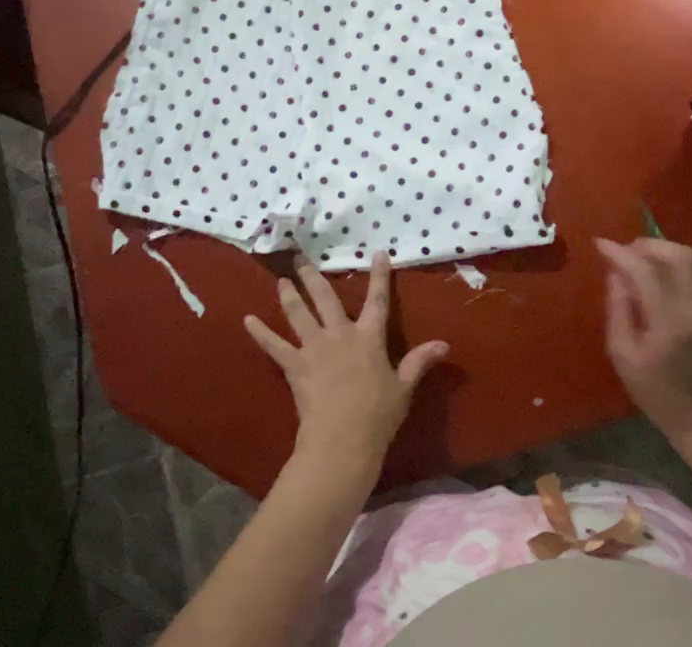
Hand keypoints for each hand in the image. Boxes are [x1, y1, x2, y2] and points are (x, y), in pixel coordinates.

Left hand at [244, 252, 448, 473]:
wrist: (343, 438)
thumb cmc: (378, 414)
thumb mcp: (404, 388)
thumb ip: (419, 361)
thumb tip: (444, 344)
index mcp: (369, 338)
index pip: (378, 300)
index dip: (379, 276)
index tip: (377, 253)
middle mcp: (340, 334)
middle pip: (325, 298)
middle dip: (313, 276)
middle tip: (300, 258)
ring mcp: (314, 348)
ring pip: (298, 314)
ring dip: (289, 296)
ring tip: (281, 281)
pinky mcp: (294, 365)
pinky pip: (274, 345)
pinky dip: (260, 333)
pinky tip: (247, 320)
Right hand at [596, 237, 691, 438]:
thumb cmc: (657, 393)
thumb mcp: (623, 355)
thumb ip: (618, 309)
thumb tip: (614, 274)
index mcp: (669, 322)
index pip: (645, 272)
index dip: (620, 253)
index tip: (599, 244)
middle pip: (679, 255)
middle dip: (647, 245)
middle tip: (623, 252)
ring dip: (665, 250)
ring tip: (639, 260)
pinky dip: (676, 262)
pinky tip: (657, 273)